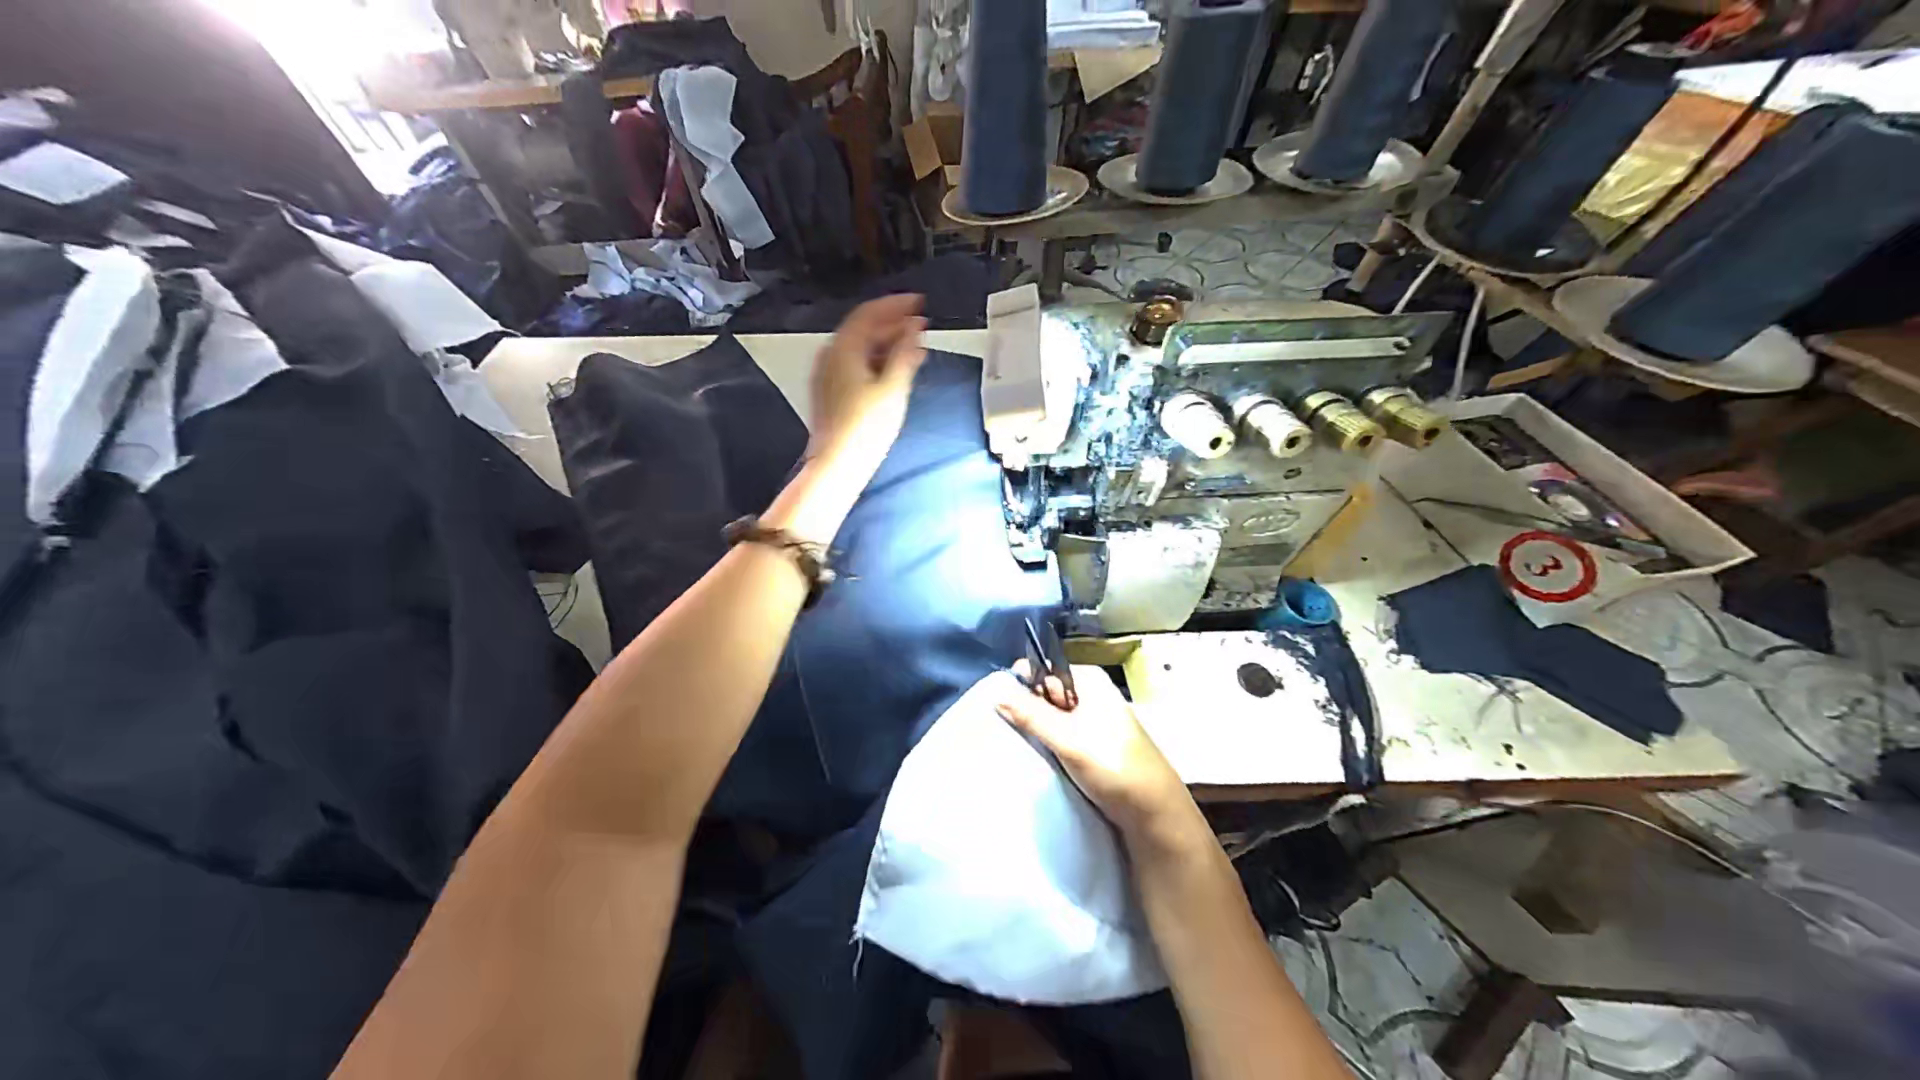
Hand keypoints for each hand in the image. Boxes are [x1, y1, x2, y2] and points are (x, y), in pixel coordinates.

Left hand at [807, 294, 927, 481]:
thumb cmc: (865, 428)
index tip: (918, 303)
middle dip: (893, 325)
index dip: (896, 305)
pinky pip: (855, 364)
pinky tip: (894, 370)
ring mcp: (828, 374)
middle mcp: (831, 356)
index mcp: (843, 348)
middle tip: (920, 326)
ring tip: (913, 348)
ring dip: (887, 343)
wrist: (838, 463)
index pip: (869, 313)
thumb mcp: (894, 386)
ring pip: (860, 348)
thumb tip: (913, 329)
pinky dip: (876, 360)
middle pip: (863, 329)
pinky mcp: (831, 392)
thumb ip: (905, 352)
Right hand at [996, 662, 1201, 851]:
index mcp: (1089, 680)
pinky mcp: (1094, 744)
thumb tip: (997, 692)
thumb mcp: (1067, 738)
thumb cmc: (1112, 766)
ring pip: (1052, 716)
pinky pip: (1062, 735)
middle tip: (1008, 730)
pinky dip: (1049, 744)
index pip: (1042, 669)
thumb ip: (1031, 714)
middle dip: (1026, 708)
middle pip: (1046, 693)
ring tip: (1021, 745)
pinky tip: (1040, 757)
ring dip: (1037, 729)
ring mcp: (1094, 719)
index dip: (1020, 685)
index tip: (1000, 706)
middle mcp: (1092, 694)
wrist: (1153, 812)